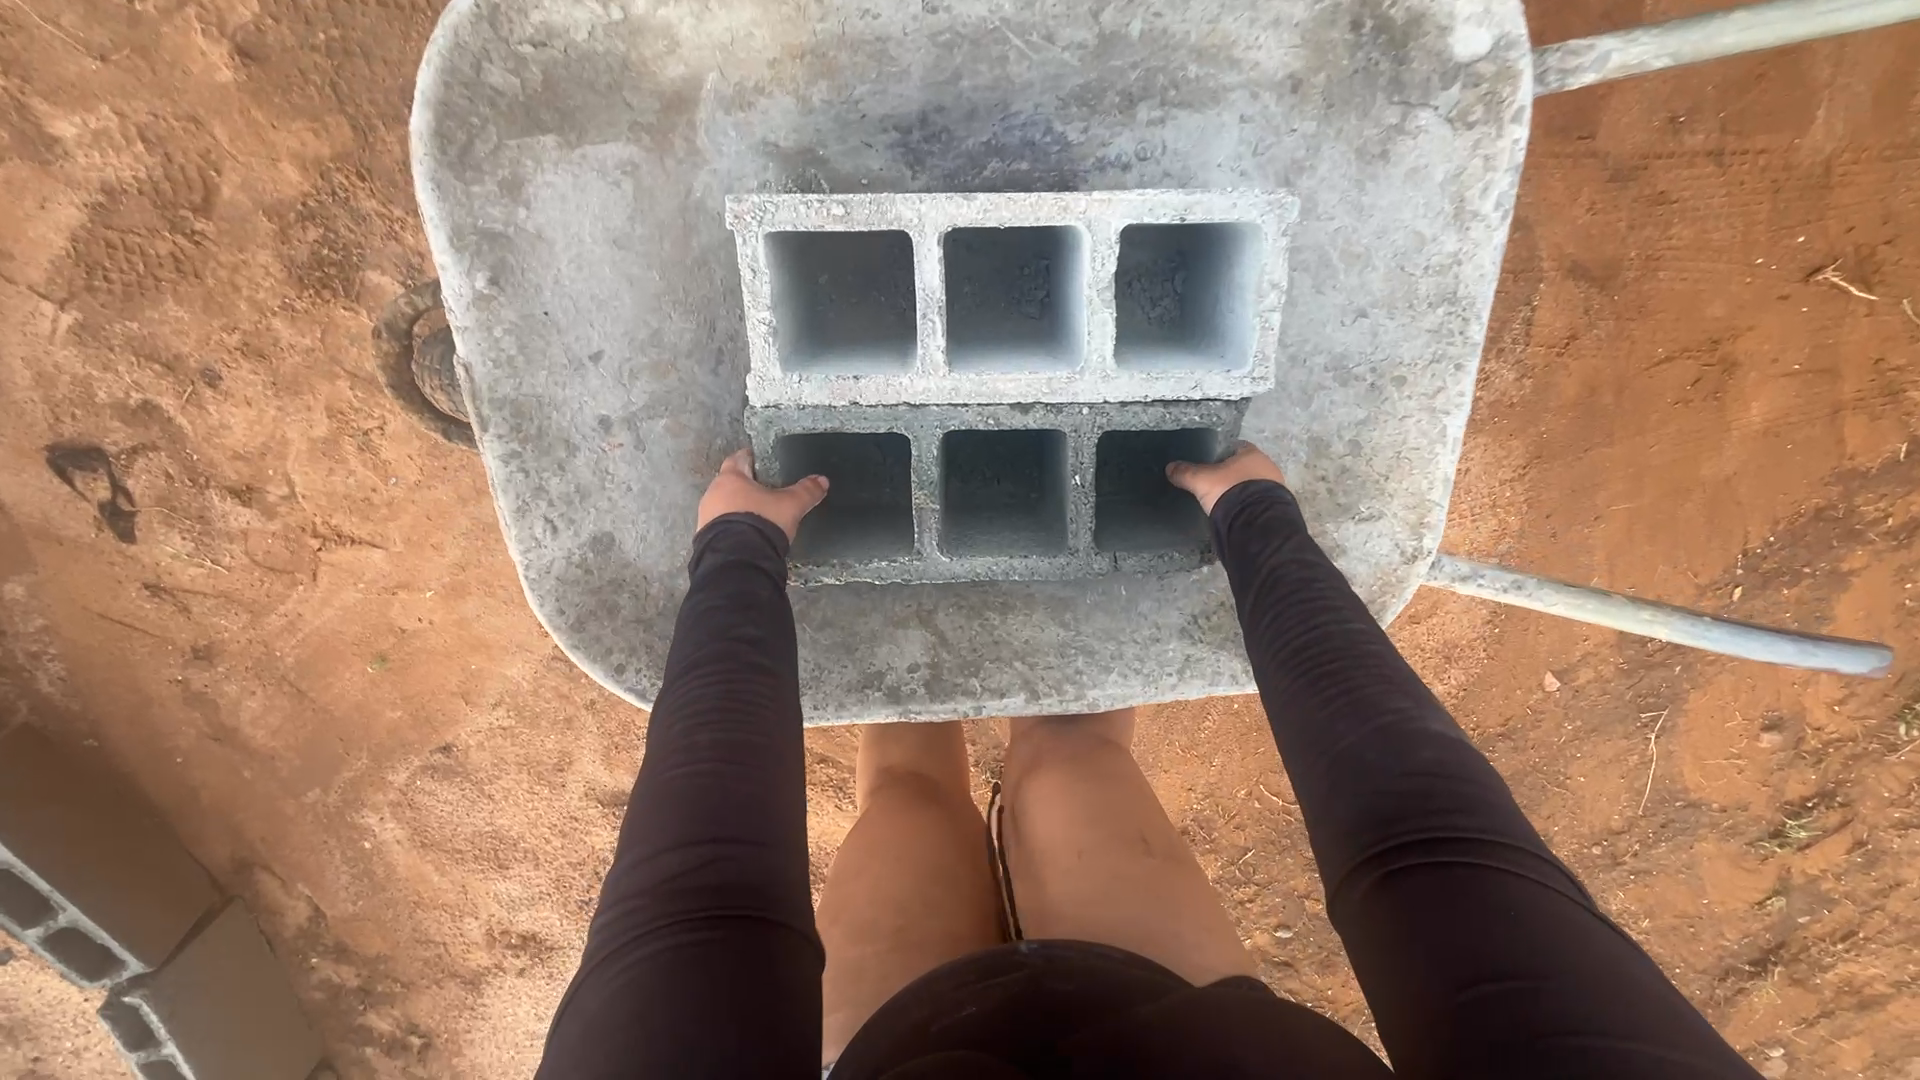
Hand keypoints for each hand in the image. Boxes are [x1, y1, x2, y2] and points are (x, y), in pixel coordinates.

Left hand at [696, 448, 828, 540]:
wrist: (738, 559)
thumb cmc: (761, 521)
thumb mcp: (791, 505)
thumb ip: (806, 491)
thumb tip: (822, 480)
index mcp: (730, 479)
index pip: (738, 459)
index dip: (749, 457)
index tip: (758, 458)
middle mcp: (713, 494)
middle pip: (730, 483)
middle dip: (745, 486)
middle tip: (764, 491)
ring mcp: (706, 517)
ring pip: (724, 506)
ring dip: (738, 508)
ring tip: (757, 516)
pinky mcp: (706, 538)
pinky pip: (721, 527)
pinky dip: (733, 527)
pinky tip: (747, 535)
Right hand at [1165, 442, 1286, 514]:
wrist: (1255, 520)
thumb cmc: (1229, 490)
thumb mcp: (1201, 481)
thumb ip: (1185, 473)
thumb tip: (1170, 468)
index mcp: (1251, 453)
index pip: (1236, 447)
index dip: (1223, 454)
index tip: (1211, 463)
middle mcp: (1267, 466)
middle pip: (1246, 466)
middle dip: (1233, 474)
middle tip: (1216, 484)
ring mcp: (1276, 487)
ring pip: (1255, 485)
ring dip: (1243, 491)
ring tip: (1226, 501)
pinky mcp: (1277, 506)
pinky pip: (1259, 501)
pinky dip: (1249, 505)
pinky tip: (1238, 512)